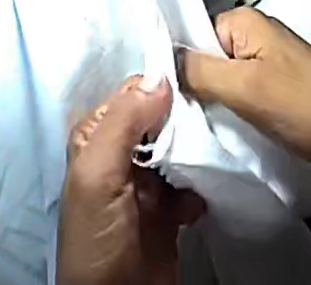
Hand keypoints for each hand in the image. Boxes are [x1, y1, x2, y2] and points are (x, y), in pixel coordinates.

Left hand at [55, 76, 205, 284]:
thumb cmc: (96, 234)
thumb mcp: (100, 171)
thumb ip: (125, 122)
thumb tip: (159, 75)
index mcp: (98, 133)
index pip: (133, 94)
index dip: (161, 86)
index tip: (196, 83)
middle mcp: (120, 150)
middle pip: (159, 118)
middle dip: (184, 118)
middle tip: (214, 117)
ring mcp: (145, 181)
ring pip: (177, 148)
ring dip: (196, 151)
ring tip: (213, 153)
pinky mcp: (168, 211)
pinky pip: (191, 185)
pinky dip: (201, 187)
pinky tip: (205, 194)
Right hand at [177, 8, 310, 188]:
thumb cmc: (308, 111)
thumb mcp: (245, 89)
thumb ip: (197, 71)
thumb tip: (160, 62)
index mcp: (244, 20)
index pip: (190, 33)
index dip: (179, 62)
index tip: (169, 92)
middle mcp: (255, 31)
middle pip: (205, 54)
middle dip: (197, 82)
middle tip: (188, 111)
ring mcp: (270, 58)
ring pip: (223, 75)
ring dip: (216, 97)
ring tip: (209, 120)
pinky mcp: (281, 83)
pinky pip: (242, 89)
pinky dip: (235, 106)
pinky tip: (233, 124)